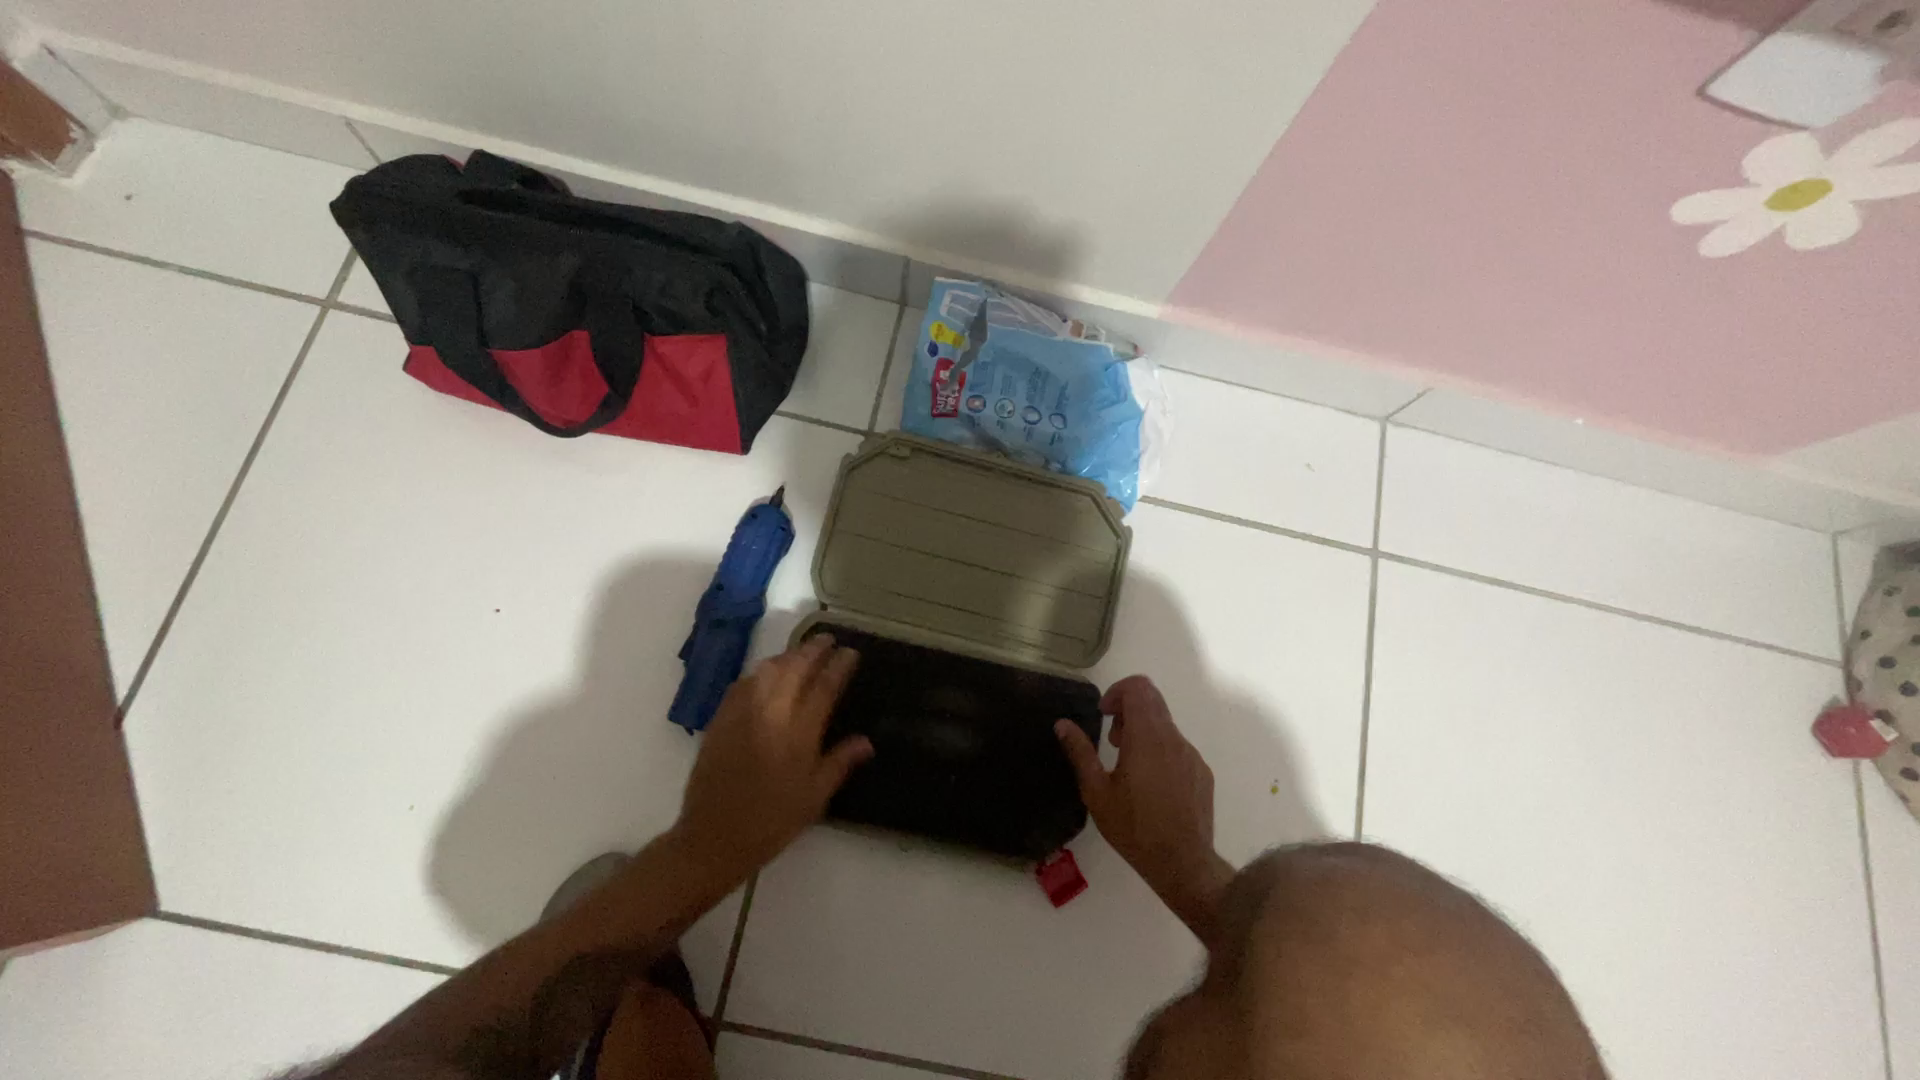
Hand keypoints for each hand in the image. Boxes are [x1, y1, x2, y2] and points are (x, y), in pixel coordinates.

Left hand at [672, 635, 872, 886]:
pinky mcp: (720, 719)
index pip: (824, 687)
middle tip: (829, 640)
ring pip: (767, 670)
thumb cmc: (771, 822)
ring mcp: (742, 713)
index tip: (851, 652)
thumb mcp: (814, 798)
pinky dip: (761, 671)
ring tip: (802, 652)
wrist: (713, 838)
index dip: (839, 666)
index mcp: (798, 734)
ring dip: (787, 655)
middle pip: (795, 668)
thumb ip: (840, 763)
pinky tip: (767, 673)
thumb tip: (867, 741)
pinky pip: (743, 683)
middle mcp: (770, 714)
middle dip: (814, 650)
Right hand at [1056, 675, 1233, 945]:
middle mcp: (1173, 738)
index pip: (1139, 687)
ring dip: (1143, 733)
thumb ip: (1080, 752)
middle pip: (1152, 701)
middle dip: (1128, 711)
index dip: (1117, 691)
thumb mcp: (1096, 792)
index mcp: (1146, 737)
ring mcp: (1191, 755)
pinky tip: (1151, 787)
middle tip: (1113, 742)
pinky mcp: (1202, 772)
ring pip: (1165, 725)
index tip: (1104, 715)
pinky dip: (1160, 752)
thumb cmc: (1133, 828)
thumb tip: (1062, 724)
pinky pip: (1178, 747)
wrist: (1183, 863)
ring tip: (1128, 768)